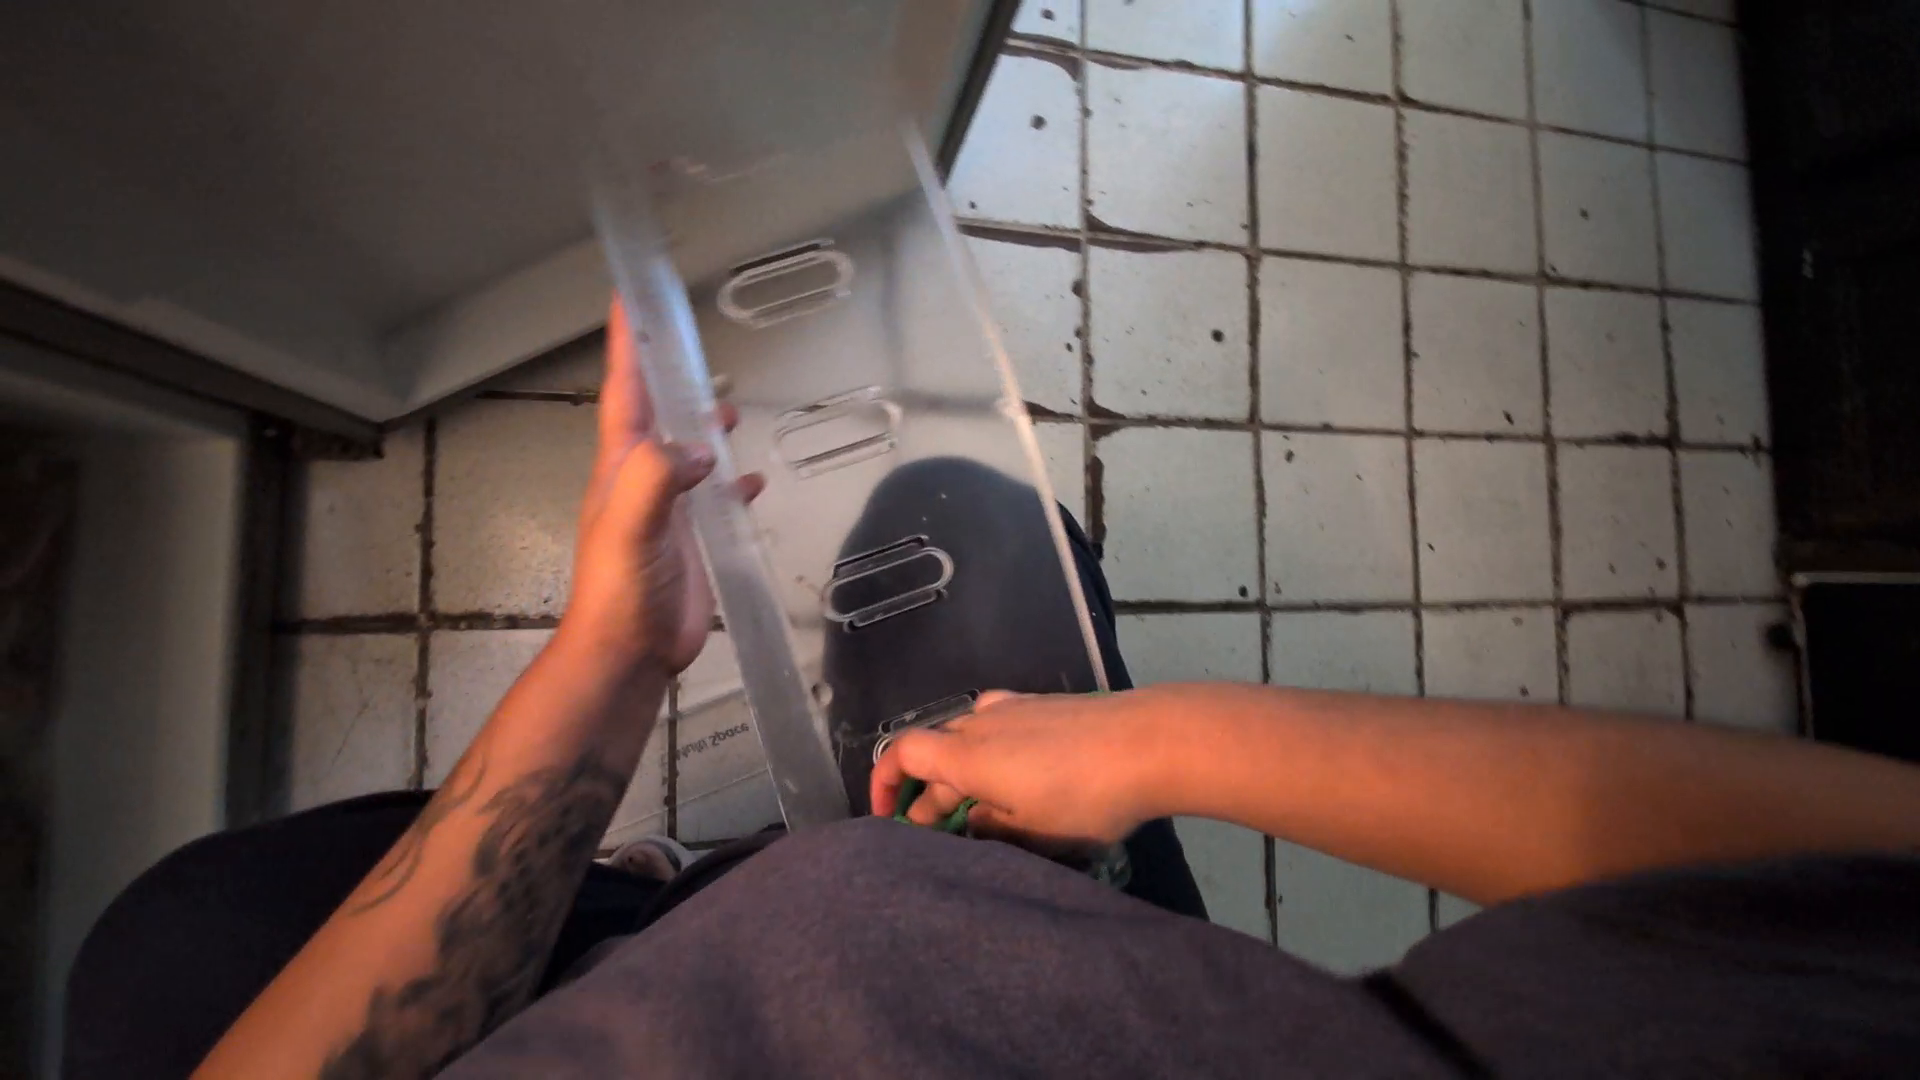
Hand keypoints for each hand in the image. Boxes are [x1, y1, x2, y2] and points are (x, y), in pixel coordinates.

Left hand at [560, 297, 763, 674]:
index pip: (625, 392)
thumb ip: (658, 477)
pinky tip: (753, 480)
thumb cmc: (625, 586)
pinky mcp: (694, 536)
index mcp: (622, 465)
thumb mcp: (632, 524)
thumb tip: (703, 448)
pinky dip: (733, 482)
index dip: (628, 345)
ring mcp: (669, 508)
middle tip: (696, 350)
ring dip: (705, 428)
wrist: (632, 650)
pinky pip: (716, 496)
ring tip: (731, 409)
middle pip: (658, 416)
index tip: (631, 296)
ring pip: (689, 453)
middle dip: (672, 379)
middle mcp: (643, 477)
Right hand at [869, 688, 1178, 849]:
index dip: (884, 782)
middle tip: (944, 836)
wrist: (1147, 741)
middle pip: (936, 752)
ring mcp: (1013, 707)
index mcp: (966, 755)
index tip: (888, 818)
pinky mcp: (1043, 704)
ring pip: (967, 738)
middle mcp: (979, 723)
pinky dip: (990, 750)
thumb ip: (988, 827)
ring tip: (983, 806)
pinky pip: (997, 725)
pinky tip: (1016, 770)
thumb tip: (968, 819)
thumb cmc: (1083, 796)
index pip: (902, 754)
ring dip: (963, 771)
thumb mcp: (1032, 831)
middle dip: (930, 794)